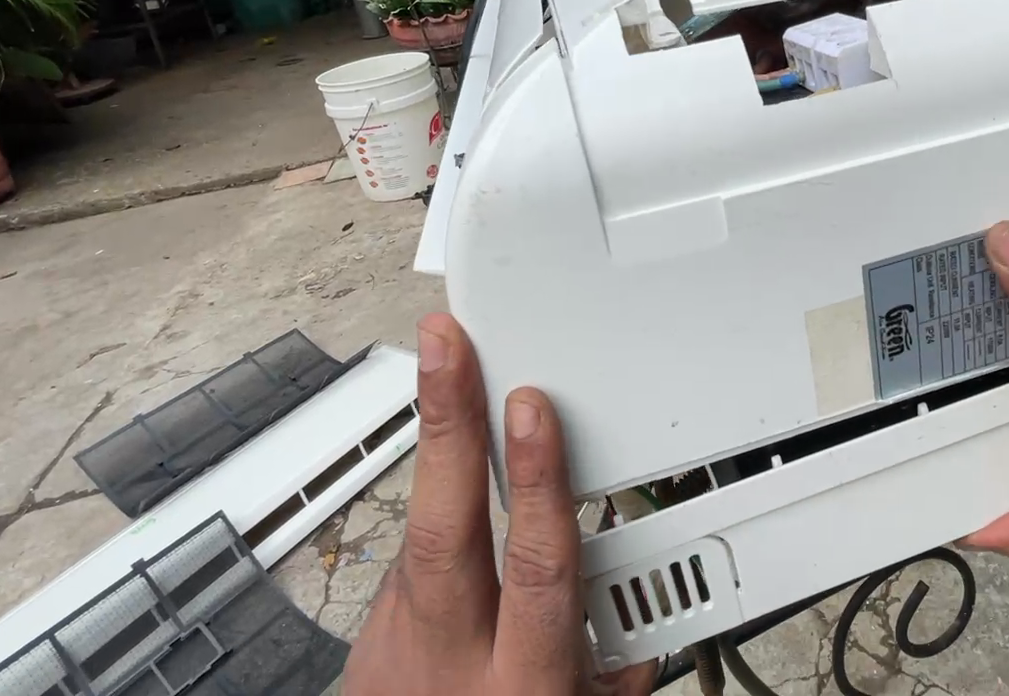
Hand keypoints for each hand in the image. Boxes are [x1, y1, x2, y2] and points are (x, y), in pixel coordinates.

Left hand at [342, 315, 654, 695]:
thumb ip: (609, 683)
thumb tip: (638, 643)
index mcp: (519, 687)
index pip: (532, 568)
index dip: (535, 481)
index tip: (533, 408)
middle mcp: (448, 660)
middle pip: (444, 526)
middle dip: (447, 424)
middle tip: (444, 347)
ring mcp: (395, 649)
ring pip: (418, 528)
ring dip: (433, 439)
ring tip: (442, 362)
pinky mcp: (370, 642)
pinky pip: (411, 555)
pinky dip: (434, 496)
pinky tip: (445, 445)